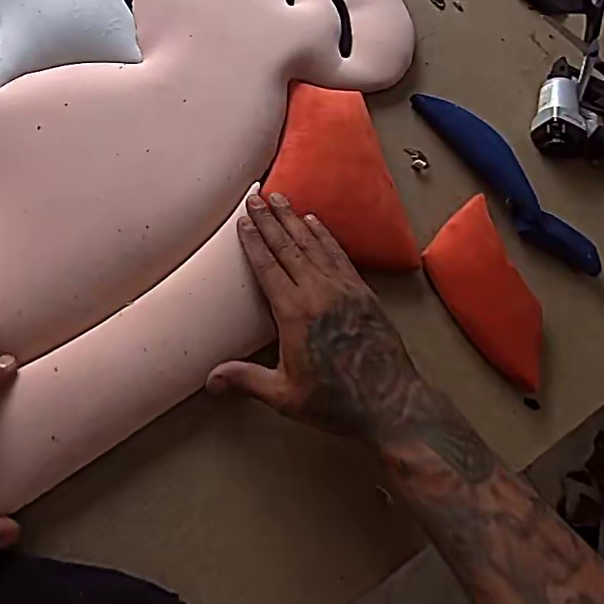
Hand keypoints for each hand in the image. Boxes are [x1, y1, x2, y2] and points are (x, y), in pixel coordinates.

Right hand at [207, 192, 427, 441]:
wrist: (393, 406)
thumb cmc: (337, 403)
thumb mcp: (284, 395)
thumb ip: (246, 380)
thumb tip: (210, 380)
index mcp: (294, 313)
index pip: (267, 266)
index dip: (253, 241)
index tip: (243, 221)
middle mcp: (318, 292)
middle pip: (287, 246)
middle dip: (269, 219)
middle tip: (255, 197)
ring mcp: (343, 289)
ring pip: (312, 244)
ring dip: (293, 219)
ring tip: (280, 198)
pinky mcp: (362, 292)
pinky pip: (338, 254)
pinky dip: (324, 234)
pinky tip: (314, 222)